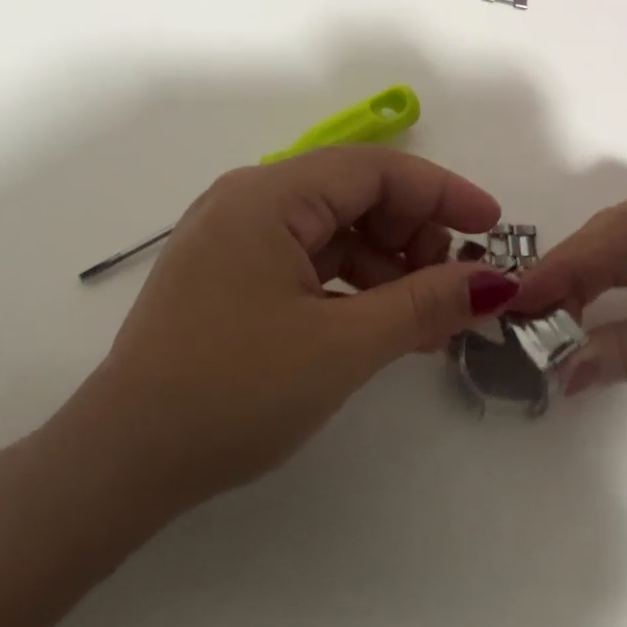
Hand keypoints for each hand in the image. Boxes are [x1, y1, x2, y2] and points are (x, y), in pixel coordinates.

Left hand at [64, 146, 520, 507]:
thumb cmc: (237, 390)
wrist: (130, 456)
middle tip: (456, 293)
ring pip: (330, 237)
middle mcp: (244, 206)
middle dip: (415, 238)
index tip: (495, 229)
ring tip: (426, 326)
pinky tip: (378, 330)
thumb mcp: (343, 345)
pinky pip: (304, 269)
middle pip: (353, 198)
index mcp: (268, 197)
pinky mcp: (225, 286)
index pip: (376, 169)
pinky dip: (349, 293)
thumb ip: (424, 304)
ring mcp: (230, 247)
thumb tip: (495, 282)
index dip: (443, 193)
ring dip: (386, 272)